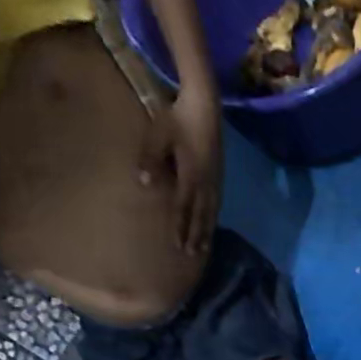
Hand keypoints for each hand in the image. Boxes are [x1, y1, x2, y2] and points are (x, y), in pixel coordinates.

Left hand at [139, 87, 222, 256]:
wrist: (205, 106)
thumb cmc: (178, 117)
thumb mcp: (158, 134)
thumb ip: (150, 159)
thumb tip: (143, 184)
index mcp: (190, 175)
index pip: (183, 207)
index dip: (180, 227)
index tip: (178, 245)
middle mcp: (204, 183)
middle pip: (199, 215)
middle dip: (195, 234)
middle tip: (190, 253)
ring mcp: (213, 180)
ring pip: (210, 211)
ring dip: (205, 229)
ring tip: (203, 246)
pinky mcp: (217, 175)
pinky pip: (215, 203)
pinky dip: (212, 217)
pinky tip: (210, 222)